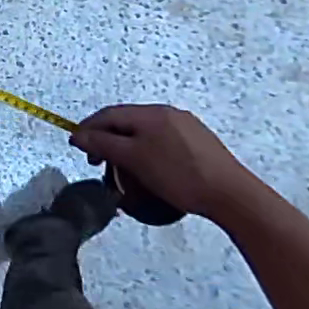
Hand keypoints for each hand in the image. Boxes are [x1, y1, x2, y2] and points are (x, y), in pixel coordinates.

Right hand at [69, 105, 264, 223]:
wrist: (232, 195)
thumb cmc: (178, 174)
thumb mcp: (133, 159)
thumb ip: (102, 144)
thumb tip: (77, 135)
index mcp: (151, 113)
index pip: (108, 114)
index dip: (88, 128)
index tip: (76, 147)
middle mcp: (168, 113)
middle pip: (126, 122)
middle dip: (107, 140)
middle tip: (97, 162)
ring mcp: (186, 127)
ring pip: (144, 132)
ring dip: (126, 147)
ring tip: (122, 169)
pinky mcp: (199, 142)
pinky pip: (161, 141)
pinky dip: (146, 151)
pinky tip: (148, 169)